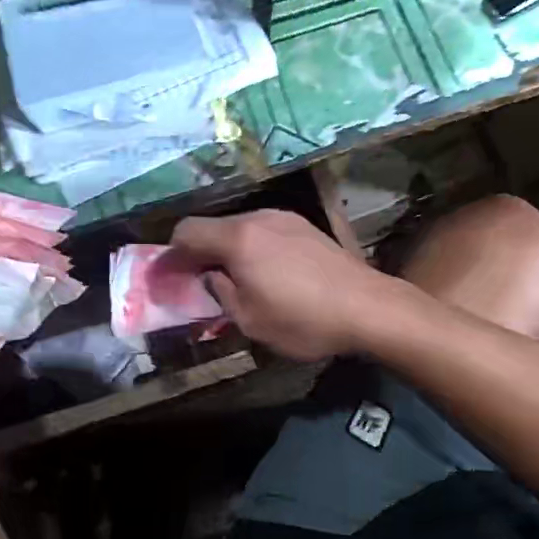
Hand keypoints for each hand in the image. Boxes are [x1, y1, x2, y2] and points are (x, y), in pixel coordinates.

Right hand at [171, 210, 400, 361]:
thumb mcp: (249, 320)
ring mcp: (286, 218)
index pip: (186, 232)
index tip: (171, 278)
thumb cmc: (303, 320)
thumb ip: (219, 293)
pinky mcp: (307, 226)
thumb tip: (207, 277)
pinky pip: (266, 231)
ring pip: (241, 228)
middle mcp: (259, 217)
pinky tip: (270, 273)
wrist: (367, 307)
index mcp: (238, 239)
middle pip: (214, 227)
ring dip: (230, 250)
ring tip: (239, 281)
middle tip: (203, 284)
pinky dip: (255, 248)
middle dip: (201, 253)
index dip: (171, 255)